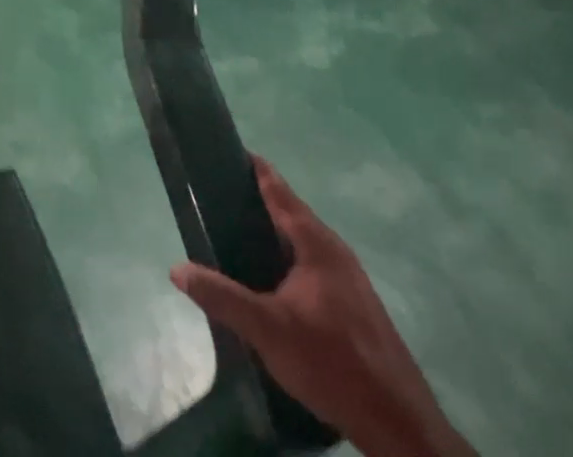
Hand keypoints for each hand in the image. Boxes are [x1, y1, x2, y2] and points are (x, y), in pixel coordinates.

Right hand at [171, 157, 474, 456]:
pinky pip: (310, 267)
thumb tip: (177, 268)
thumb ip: (220, 295)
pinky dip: (283, 260)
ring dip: (271, 235)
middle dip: (258, 203)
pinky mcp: (352, 307)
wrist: (395, 419)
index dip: (258, 172)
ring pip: (302, 245)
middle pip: (293, 216)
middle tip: (218, 196)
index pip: (282, 195)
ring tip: (233, 236)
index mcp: (318, 247)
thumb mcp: (265, 328)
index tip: (232, 152)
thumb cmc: (330, 361)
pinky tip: (265, 282)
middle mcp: (336, 255)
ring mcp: (349, 282)